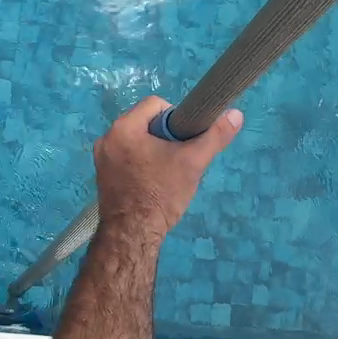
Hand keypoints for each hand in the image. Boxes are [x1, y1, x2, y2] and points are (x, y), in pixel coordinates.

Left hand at [92, 97, 243, 239]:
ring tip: (167, 170)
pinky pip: (125, 157)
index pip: (155, 104)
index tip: (186, 138)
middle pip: (143, 122)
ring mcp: (101, 158)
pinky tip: (152, 181)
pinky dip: (139, 162)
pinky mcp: (101, 175)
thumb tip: (236, 115)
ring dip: (152, 149)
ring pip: (135, 140)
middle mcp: (106, 138)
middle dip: (164, 135)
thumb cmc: (161, 194)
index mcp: (123, 128)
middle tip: (179, 156)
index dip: (176, 116)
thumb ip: (214, 136)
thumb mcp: (193, 162)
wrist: (134, 234)